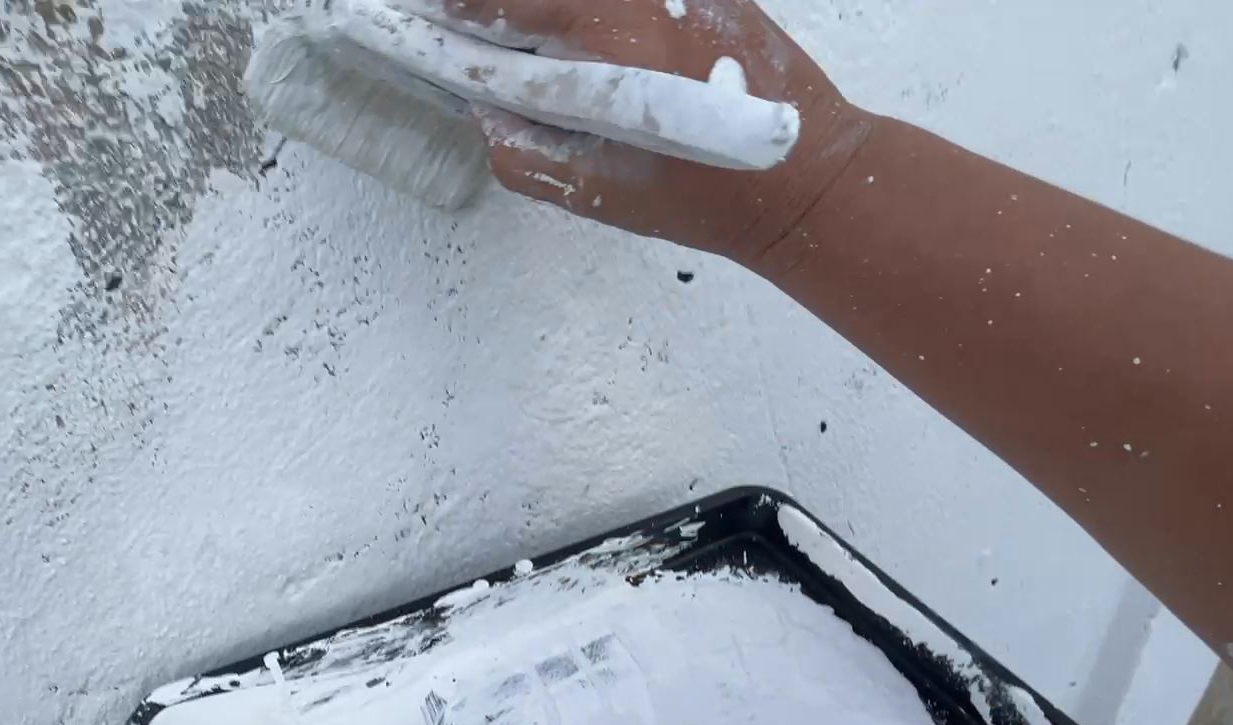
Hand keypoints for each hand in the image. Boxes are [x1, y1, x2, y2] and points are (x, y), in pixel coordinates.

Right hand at [437, 0, 872, 271]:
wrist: (800, 177)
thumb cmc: (698, 198)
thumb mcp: (597, 195)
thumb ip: (525, 157)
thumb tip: (483, 115)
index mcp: (613, 47)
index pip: (514, 7)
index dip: (464, 9)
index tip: (432, 16)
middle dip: (500, 5)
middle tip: (467, 19)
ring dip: (544, 11)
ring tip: (516, 31)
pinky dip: (584, 11)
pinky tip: (572, 37)